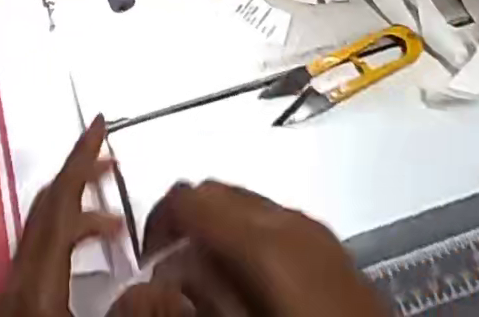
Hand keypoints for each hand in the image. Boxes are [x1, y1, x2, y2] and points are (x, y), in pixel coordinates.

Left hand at [0, 116, 125, 316]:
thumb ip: (126, 308)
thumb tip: (159, 284)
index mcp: (36, 272)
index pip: (60, 196)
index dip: (82, 155)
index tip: (97, 123)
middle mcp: (18, 269)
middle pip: (50, 202)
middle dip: (81, 175)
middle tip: (111, 163)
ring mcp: (12, 282)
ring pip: (44, 225)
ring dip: (78, 210)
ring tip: (114, 219)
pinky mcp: (14, 297)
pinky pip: (41, 247)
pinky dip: (68, 237)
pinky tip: (89, 252)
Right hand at [139, 181, 388, 316]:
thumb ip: (202, 289)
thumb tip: (167, 270)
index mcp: (265, 236)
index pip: (187, 196)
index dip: (158, 218)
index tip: (148, 251)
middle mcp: (288, 218)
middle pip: (214, 189)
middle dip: (185, 218)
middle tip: (170, 262)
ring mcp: (314, 228)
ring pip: (242, 198)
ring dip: (215, 223)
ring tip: (206, 271)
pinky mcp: (330, 245)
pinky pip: (272, 218)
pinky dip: (246, 231)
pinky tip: (247, 272)